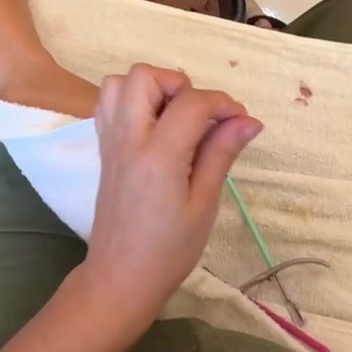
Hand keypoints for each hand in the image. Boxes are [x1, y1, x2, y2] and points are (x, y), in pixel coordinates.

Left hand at [78, 65, 261, 330]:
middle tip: (201, 116)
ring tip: (176, 118)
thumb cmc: (169, 248)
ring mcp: (110, 139)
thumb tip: (249, 120)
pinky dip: (132, 100)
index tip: (241, 120)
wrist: (120, 274)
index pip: (191, 103)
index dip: (222, 103)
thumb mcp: (204, 204)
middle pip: (145, 76)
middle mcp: (128, 137)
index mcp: (158, 154)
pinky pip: (109, 102)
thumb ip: (220, 153)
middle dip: (179, 84)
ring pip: (120, 82)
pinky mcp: (102, 146)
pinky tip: (155, 126)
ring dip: (151, 88)